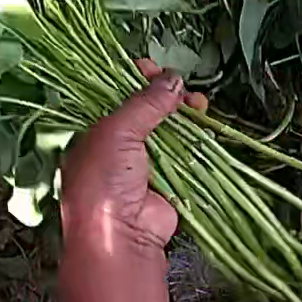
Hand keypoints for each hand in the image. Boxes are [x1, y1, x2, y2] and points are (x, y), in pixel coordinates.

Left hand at [57, 59, 207, 258]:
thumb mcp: (118, 132)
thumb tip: (172, 79)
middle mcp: (120, 148)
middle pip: (147, 113)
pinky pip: (185, 157)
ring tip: (199, 104)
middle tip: (182, 86)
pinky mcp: (170, 183)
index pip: (118, 97)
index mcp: (97, 132)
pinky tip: (205, 127)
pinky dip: (196, 141)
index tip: (153, 68)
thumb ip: (145, 103)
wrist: (121, 233)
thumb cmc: (105, 179)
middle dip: (166, 97)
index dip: (135, 80)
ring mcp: (146, 167)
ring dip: (184, 117)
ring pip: (169, 133)